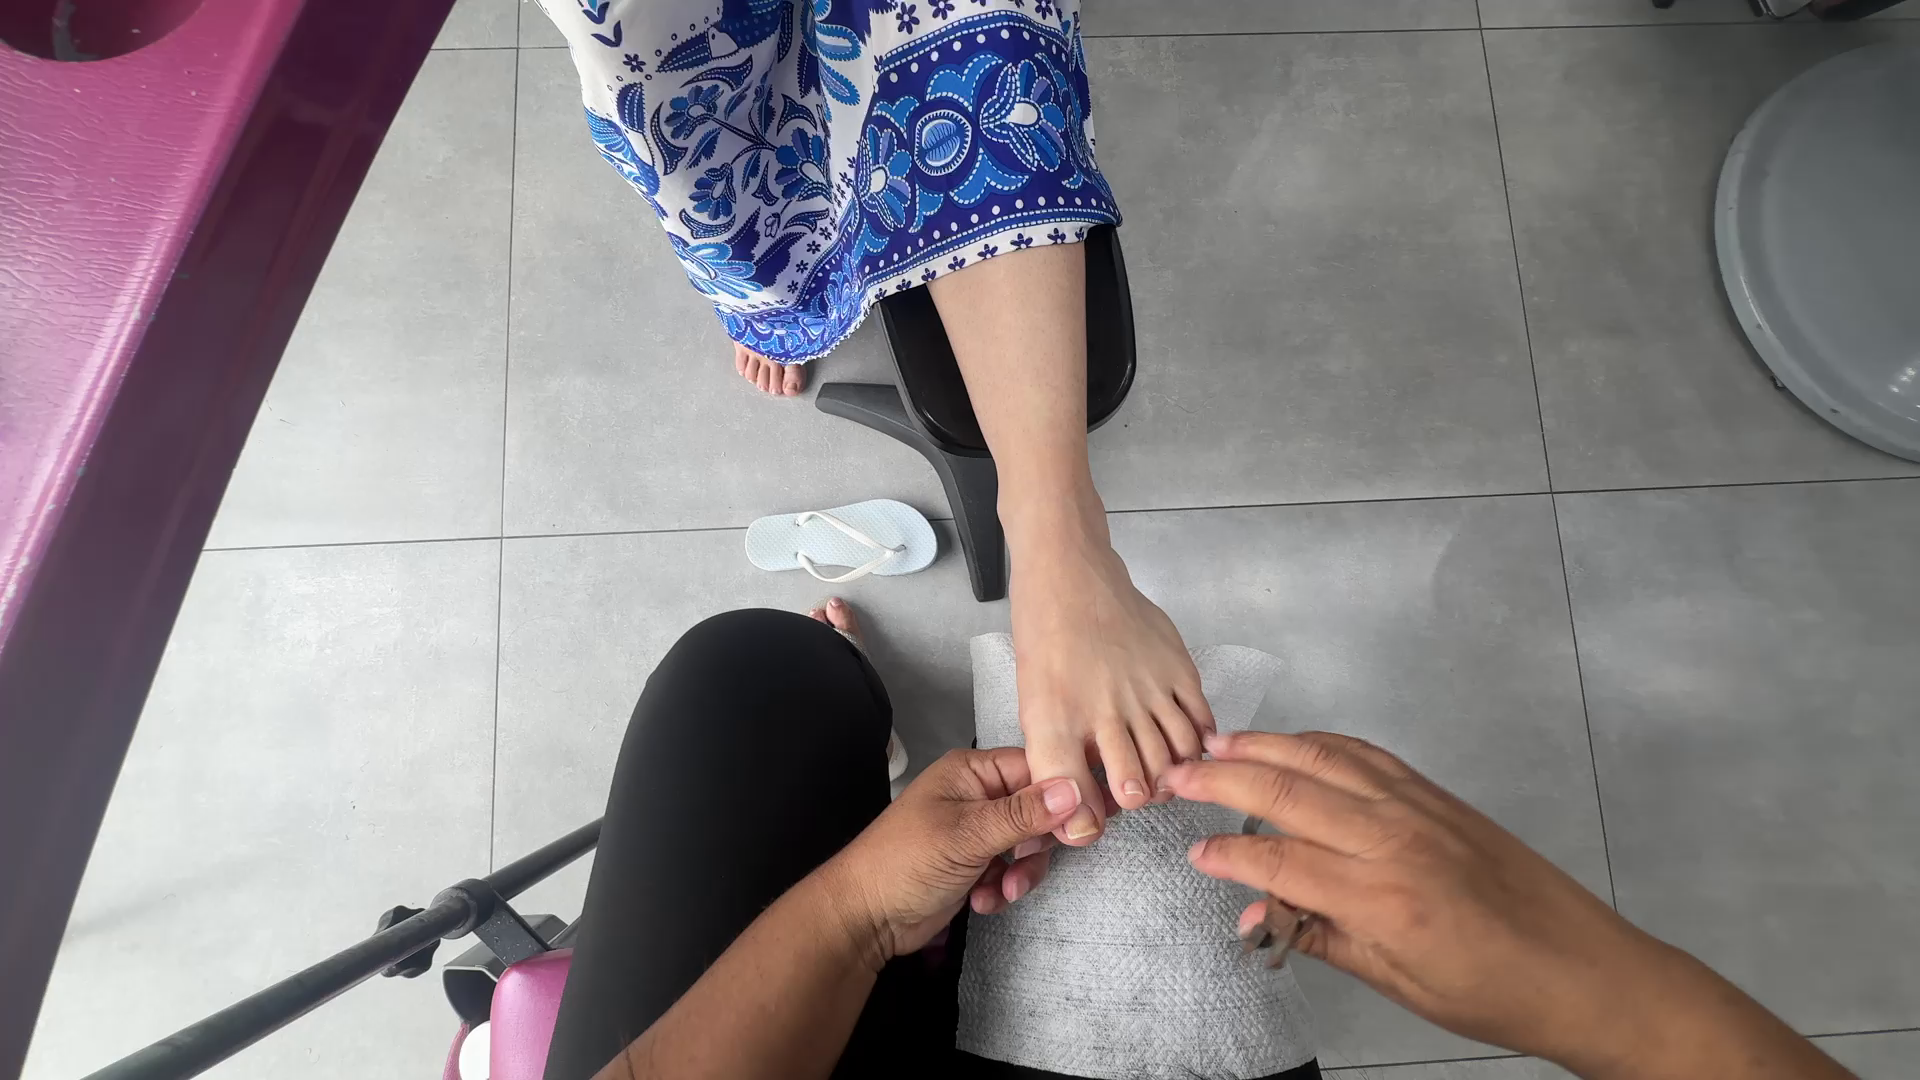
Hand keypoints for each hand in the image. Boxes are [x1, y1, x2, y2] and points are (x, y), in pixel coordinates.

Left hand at [822, 747, 1083, 964]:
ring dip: (1022, 870)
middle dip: (1038, 842)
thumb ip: (1023, 814)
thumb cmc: (909, 860)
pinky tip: (985, 901)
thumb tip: (1076, 788)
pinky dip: (1005, 885)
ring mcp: (978, 829)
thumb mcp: (968, 835)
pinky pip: (1012, 867)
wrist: (865, 917)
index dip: (1065, 793)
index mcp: (973, 771)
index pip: (1035, 768)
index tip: (1092, 821)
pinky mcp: (977, 861)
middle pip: (1038, 808)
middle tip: (1028, 863)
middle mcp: (979, 793)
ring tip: (1003, 891)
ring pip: (1028, 843)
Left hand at [1011, 536, 1213, 844]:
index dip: (1086, 823)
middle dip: (1136, 800)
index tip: (1093, 824)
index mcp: (1057, 718)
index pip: (1075, 795)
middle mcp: (1106, 709)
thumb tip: (1079, 814)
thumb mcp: (1032, 703)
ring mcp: (1147, 687)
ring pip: (1175, 757)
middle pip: (1138, 783)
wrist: (1071, 578)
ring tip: (1161, 777)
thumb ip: (1054, 758)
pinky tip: (1189, 748)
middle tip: (1135, 796)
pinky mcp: (1177, 667)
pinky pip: (1200, 721)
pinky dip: (1198, 744)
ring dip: (1170, 777)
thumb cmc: (1044, 641)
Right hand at [1165, 731, 1849, 1078]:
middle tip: (1174, 775)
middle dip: (1218, 779)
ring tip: (1212, 744)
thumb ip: (1317, 935)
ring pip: (1316, 755)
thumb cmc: (1489, 991)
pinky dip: (1311, 739)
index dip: (1226, 854)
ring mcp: (1412, 804)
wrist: (1591, 971)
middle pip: (1285, 790)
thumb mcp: (1397, 981)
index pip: (1278, 860)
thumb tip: (1252, 913)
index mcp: (1382, 898)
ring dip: (1257, 745)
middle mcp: (1390, 838)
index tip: (1193, 852)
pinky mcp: (1429, 789)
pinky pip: (1357, 750)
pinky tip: (1285, 742)